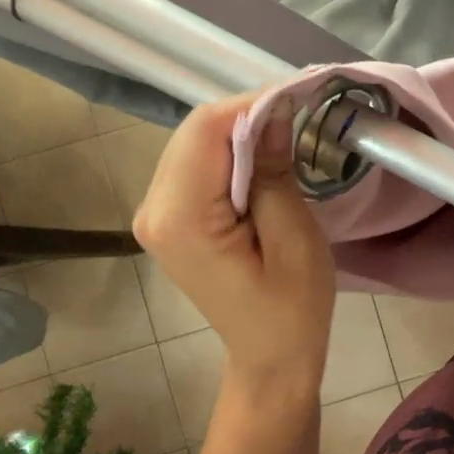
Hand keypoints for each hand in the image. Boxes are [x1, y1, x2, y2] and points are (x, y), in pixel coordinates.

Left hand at [133, 95, 335, 403]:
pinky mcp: (170, 219)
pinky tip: (263, 159)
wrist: (271, 356)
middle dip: (246, 115)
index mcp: (181, 217)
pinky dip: (230, 154)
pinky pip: (196, 166)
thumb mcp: (294, 238)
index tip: (300, 97)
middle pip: (194, 133)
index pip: (205, 130)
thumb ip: (274, 172)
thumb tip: (273, 114)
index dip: (251, 105)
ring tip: (287, 132)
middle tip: (299, 112)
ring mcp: (156, 214)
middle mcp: (154, 209)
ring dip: (239, 133)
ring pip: (194, 144)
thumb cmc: (292, 307)